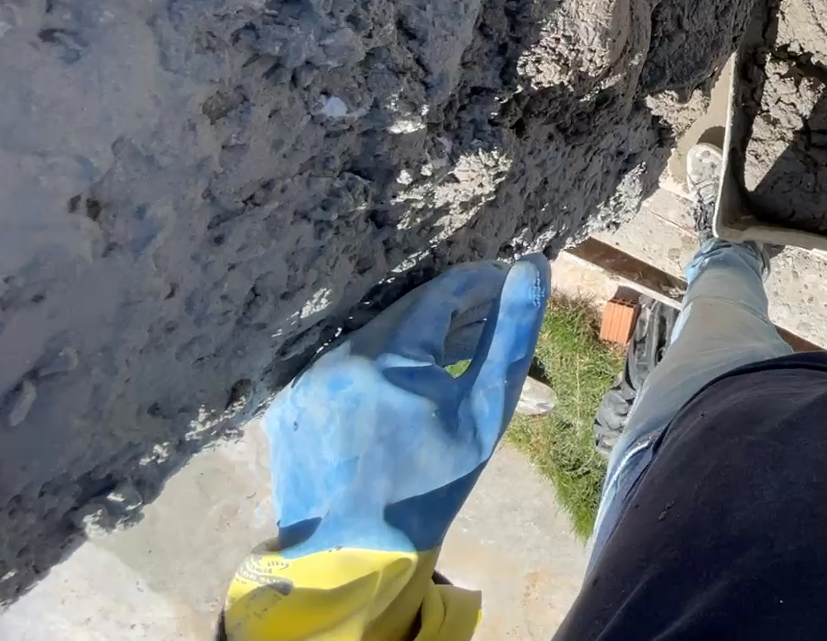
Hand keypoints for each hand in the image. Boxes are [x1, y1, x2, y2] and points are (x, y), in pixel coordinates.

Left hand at [263, 256, 548, 556]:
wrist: (355, 558)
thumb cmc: (437, 480)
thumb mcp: (488, 407)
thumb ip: (513, 332)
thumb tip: (533, 267)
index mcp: (384, 358)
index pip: (442, 293)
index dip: (483, 282)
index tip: (512, 283)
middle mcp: (336, 360)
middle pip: (410, 311)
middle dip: (457, 307)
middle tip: (496, 312)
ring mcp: (306, 384)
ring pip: (379, 336)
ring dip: (424, 333)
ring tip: (465, 344)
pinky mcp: (293, 405)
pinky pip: (352, 364)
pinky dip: (389, 361)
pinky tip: (418, 377)